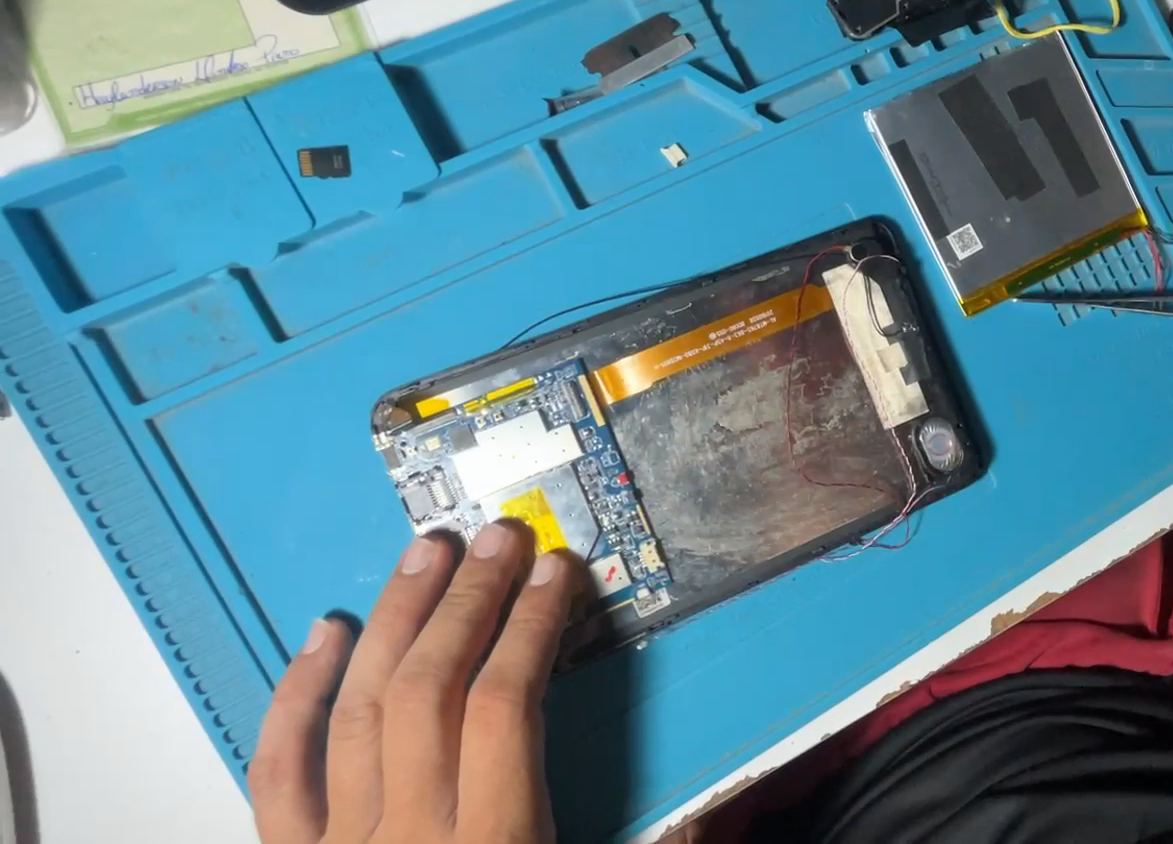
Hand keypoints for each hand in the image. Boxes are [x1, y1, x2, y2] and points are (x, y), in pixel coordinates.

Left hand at [250, 523, 581, 843]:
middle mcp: (406, 839)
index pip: (504, 703)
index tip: (559, 569)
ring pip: (357, 712)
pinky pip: (278, 776)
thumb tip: (718, 808)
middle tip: (502, 535)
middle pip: (430, 689)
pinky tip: (322, 634)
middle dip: (471, 598)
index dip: (534, 625)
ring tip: (429, 552)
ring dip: (396, 620)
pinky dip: (294, 698)